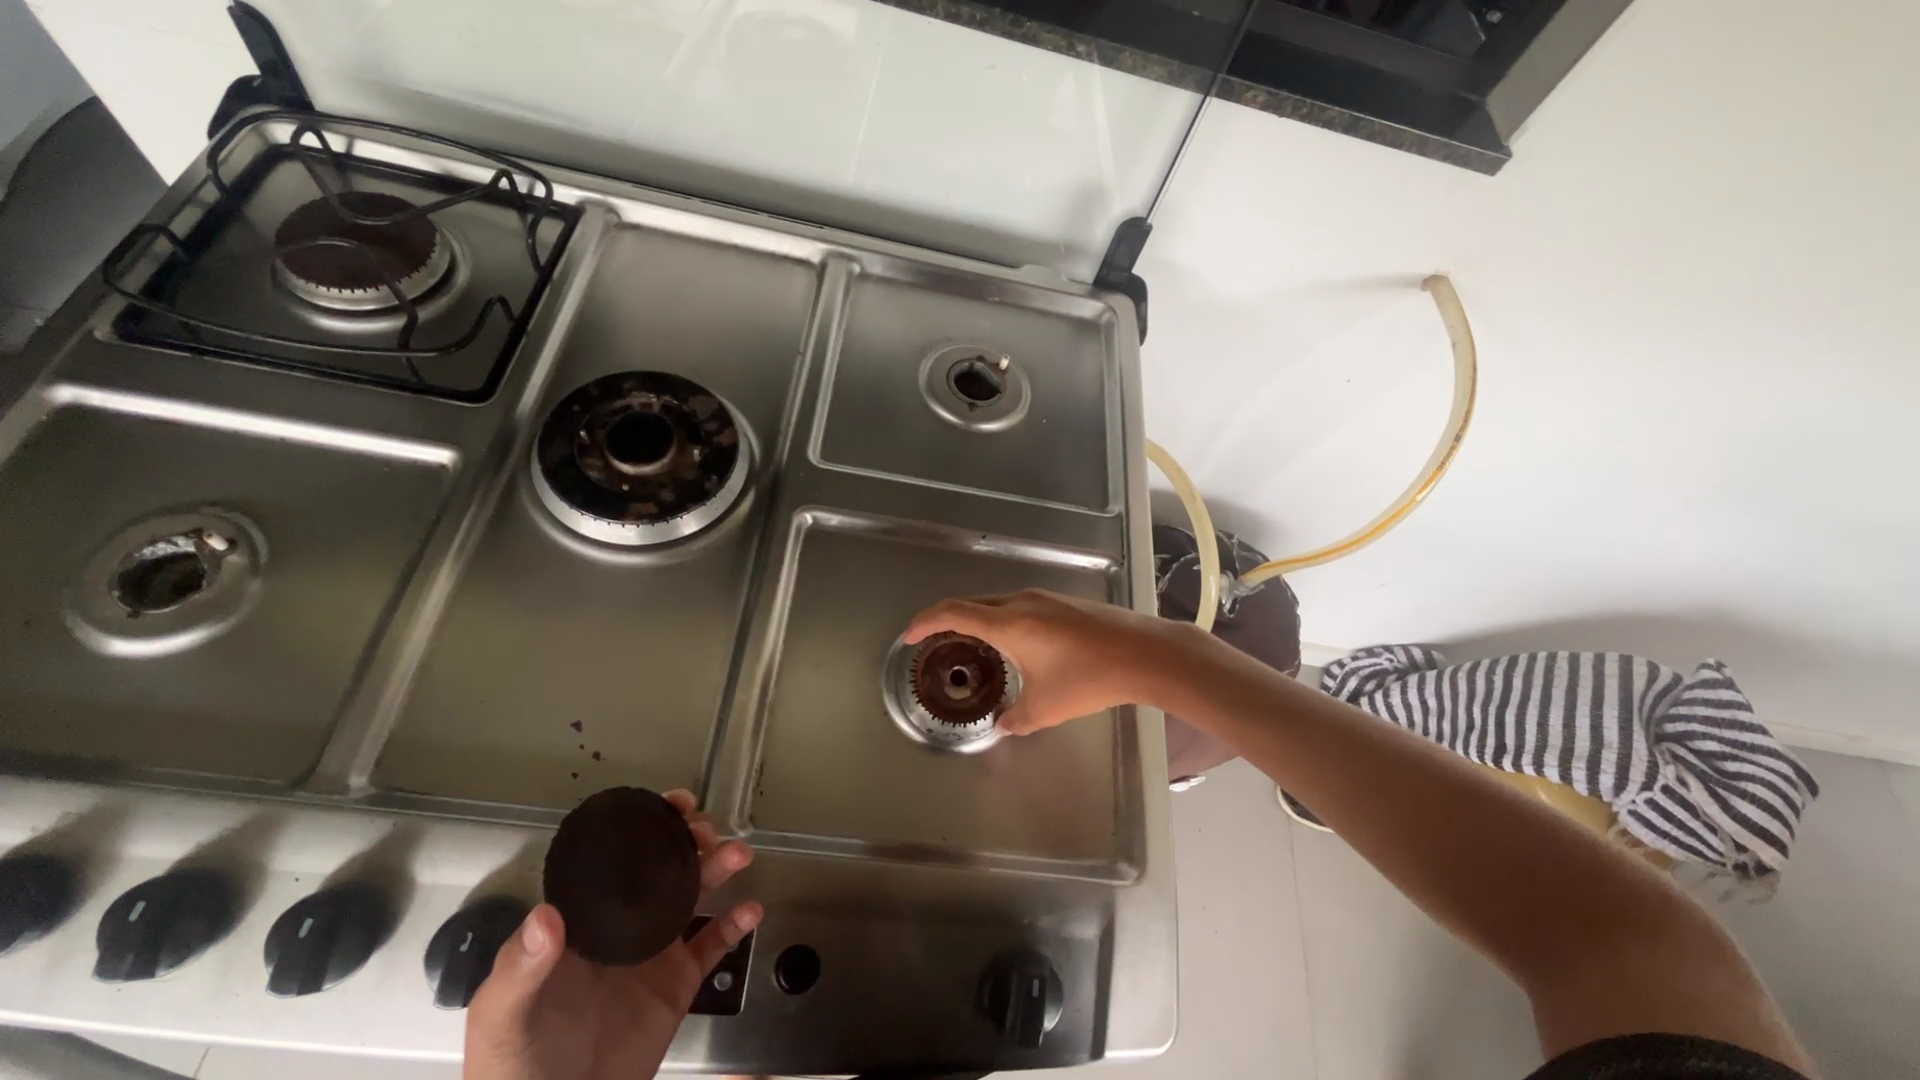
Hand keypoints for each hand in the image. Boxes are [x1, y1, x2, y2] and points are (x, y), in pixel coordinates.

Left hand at [464, 790, 760, 1079]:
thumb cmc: (516, 1065)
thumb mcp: (504, 1014)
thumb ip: (522, 965)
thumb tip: (546, 913)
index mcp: (580, 923)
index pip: (613, 862)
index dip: (642, 829)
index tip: (668, 806)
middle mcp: (619, 928)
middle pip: (659, 871)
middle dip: (685, 841)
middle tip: (706, 829)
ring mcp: (651, 956)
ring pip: (691, 899)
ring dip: (717, 871)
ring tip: (739, 855)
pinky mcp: (677, 987)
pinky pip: (711, 948)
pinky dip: (734, 927)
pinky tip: (751, 909)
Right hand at [905, 589, 1191, 735]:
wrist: (1145, 652)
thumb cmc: (1090, 679)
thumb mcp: (1046, 708)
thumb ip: (1016, 718)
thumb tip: (1003, 725)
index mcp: (1008, 624)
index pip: (953, 613)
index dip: (926, 621)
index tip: (910, 636)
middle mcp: (1021, 603)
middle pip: (972, 603)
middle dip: (947, 620)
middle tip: (935, 641)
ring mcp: (1045, 598)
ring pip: (997, 603)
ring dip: (977, 620)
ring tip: (971, 645)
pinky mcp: (1063, 602)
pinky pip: (1018, 606)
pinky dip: (1001, 620)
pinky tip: (1013, 644)